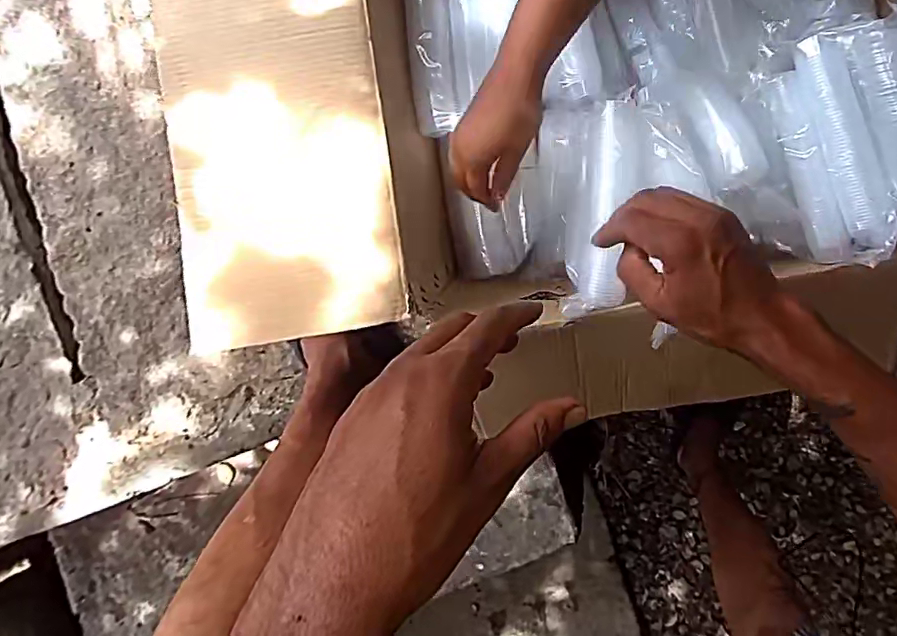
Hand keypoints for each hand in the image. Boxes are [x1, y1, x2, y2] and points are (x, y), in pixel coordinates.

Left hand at [234, 304, 583, 634]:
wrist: (329, 583)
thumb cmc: (406, 541)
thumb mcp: (486, 483)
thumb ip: (531, 434)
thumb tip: (567, 408)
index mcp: (439, 383)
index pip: (486, 326)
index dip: (515, 315)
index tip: (531, 312)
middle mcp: (401, 377)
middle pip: (452, 328)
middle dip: (486, 327)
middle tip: (511, 339)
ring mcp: (370, 395)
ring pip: (421, 349)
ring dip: (454, 350)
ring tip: (479, 372)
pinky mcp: (351, 417)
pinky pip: (395, 376)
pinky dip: (424, 373)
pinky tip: (434, 407)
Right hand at [449, 66, 541, 207]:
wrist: (515, 76)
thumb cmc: (518, 109)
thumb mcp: (516, 151)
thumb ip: (505, 176)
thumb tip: (497, 194)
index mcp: (470, 159)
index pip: (475, 189)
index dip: (486, 201)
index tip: (496, 206)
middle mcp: (459, 147)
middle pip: (461, 179)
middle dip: (473, 192)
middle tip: (489, 199)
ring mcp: (460, 132)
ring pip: (457, 165)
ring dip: (468, 177)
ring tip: (486, 183)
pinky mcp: (465, 121)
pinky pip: (459, 150)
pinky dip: (467, 162)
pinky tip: (482, 160)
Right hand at [592, 188, 787, 354]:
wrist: (765, 317)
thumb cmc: (712, 317)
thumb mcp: (661, 305)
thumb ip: (633, 272)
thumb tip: (627, 249)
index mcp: (680, 240)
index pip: (633, 219)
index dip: (611, 228)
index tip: (600, 242)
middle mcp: (697, 217)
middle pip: (647, 199)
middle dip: (624, 214)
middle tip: (613, 235)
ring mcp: (713, 212)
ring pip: (665, 194)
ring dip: (643, 208)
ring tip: (633, 230)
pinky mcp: (724, 215)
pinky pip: (683, 200)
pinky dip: (663, 208)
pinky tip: (658, 227)